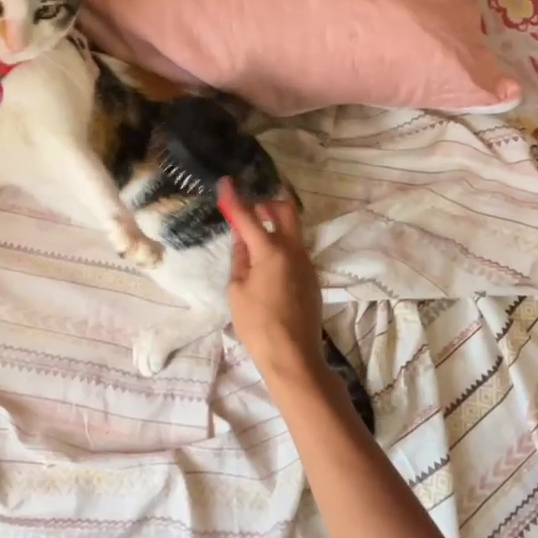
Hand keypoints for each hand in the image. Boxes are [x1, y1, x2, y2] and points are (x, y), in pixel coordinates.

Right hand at [218, 178, 323, 382]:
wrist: (293, 355)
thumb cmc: (257, 324)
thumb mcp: (237, 290)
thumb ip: (240, 259)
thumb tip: (241, 238)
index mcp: (270, 251)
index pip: (248, 216)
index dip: (234, 199)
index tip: (225, 182)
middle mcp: (293, 250)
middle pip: (284, 211)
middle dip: (265, 203)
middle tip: (247, 209)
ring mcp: (306, 263)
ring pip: (293, 230)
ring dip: (274, 224)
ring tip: (253, 236)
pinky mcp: (311, 277)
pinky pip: (295, 250)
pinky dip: (280, 244)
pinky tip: (265, 261)